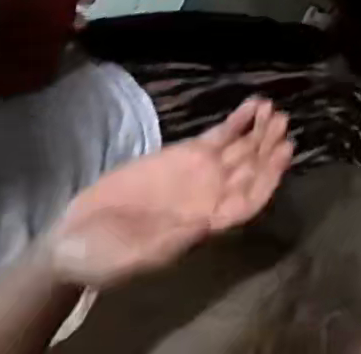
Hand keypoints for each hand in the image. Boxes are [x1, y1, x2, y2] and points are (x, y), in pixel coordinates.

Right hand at [44, 97, 291, 287]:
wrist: (76, 236)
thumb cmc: (106, 255)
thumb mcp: (138, 255)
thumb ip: (173, 239)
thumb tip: (205, 223)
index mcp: (210, 224)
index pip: (251, 200)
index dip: (270, 177)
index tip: (284, 154)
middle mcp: (215, 195)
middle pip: (253, 169)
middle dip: (270, 146)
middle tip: (283, 122)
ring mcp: (204, 172)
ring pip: (242, 148)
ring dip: (261, 130)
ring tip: (273, 110)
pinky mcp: (187, 153)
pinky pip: (221, 135)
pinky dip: (239, 119)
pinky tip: (254, 104)